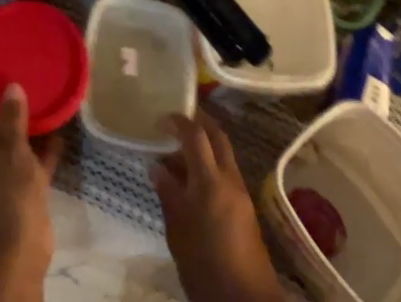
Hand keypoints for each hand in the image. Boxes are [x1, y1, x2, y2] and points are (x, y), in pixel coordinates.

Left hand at [0, 84, 62, 273]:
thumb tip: (10, 86)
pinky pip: (33, 163)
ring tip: (46, 99)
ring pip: (16, 144)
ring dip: (30, 127)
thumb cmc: (10, 192)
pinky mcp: (22, 189)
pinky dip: (44, 150)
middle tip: (28, 78)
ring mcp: (3, 176)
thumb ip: (11, 118)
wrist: (20, 246)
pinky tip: (61, 132)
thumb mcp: (11, 149)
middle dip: (11, 106)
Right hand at [151, 112, 284, 301]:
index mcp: (211, 181)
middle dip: (199, 122)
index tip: (159, 118)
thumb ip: (168, 194)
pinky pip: (226, 173)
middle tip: (175, 118)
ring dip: (204, 145)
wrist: (244, 299)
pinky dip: (209, 165)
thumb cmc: (204, 265)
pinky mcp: (244, 208)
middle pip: (218, 137)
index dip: (178, 120)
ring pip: (224, 154)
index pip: (196, 135)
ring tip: (175, 149)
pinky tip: (189, 177)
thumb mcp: (177, 231)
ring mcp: (241, 193)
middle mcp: (230, 180)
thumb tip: (156, 166)